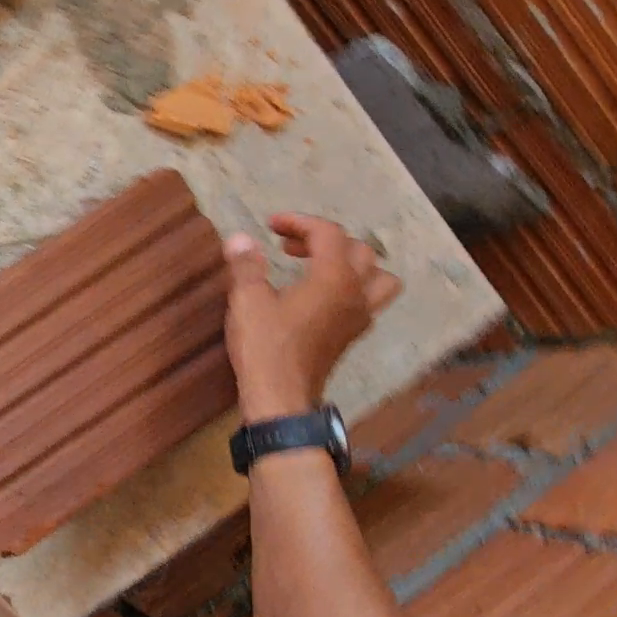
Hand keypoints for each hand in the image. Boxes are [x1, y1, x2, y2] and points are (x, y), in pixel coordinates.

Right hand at [224, 214, 401, 422]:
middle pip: (358, 250)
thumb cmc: (264, 345)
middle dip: (323, 241)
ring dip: (353, 264)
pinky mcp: (351, 335)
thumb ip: (246, 266)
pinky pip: (369, 301)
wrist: (280, 394)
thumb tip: (238, 239)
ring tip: (322, 268)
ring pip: (379, 277)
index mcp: (333, 277)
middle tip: (288, 248)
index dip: (300, 222)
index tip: (271, 225)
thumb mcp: (247, 301)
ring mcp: (359, 316)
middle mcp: (356, 292)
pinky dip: (351, 289)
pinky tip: (323, 298)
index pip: (328, 234)